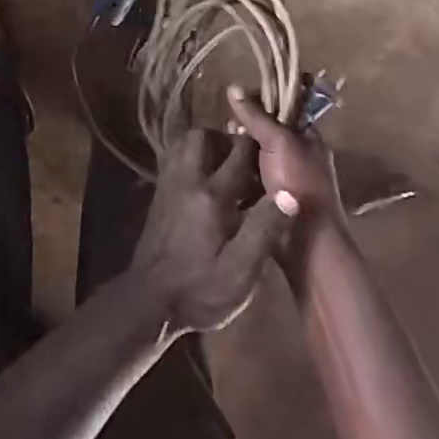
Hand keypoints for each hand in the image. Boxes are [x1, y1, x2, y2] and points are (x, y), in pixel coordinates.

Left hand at [129, 128, 294, 335]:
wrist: (148, 302)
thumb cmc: (200, 290)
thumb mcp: (241, 270)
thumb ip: (264, 229)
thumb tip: (290, 193)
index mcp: (211, 195)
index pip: (239, 152)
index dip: (259, 149)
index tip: (273, 159)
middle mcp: (186, 179)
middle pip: (204, 136)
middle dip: (227, 141)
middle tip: (246, 164)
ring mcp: (168, 185)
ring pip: (185, 144)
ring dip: (207, 148)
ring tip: (227, 171)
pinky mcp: (158, 195)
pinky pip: (175, 160)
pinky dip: (192, 160)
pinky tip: (206, 185)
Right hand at [226, 86, 345, 239]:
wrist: (306, 244)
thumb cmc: (298, 185)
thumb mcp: (278, 143)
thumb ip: (256, 116)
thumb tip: (232, 88)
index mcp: (307, 136)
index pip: (282, 106)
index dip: (259, 100)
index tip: (234, 102)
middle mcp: (297, 154)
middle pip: (266, 130)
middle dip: (243, 127)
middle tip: (223, 129)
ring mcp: (284, 178)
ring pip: (255, 155)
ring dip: (237, 152)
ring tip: (215, 148)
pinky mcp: (270, 199)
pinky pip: (249, 179)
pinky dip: (236, 174)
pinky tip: (218, 171)